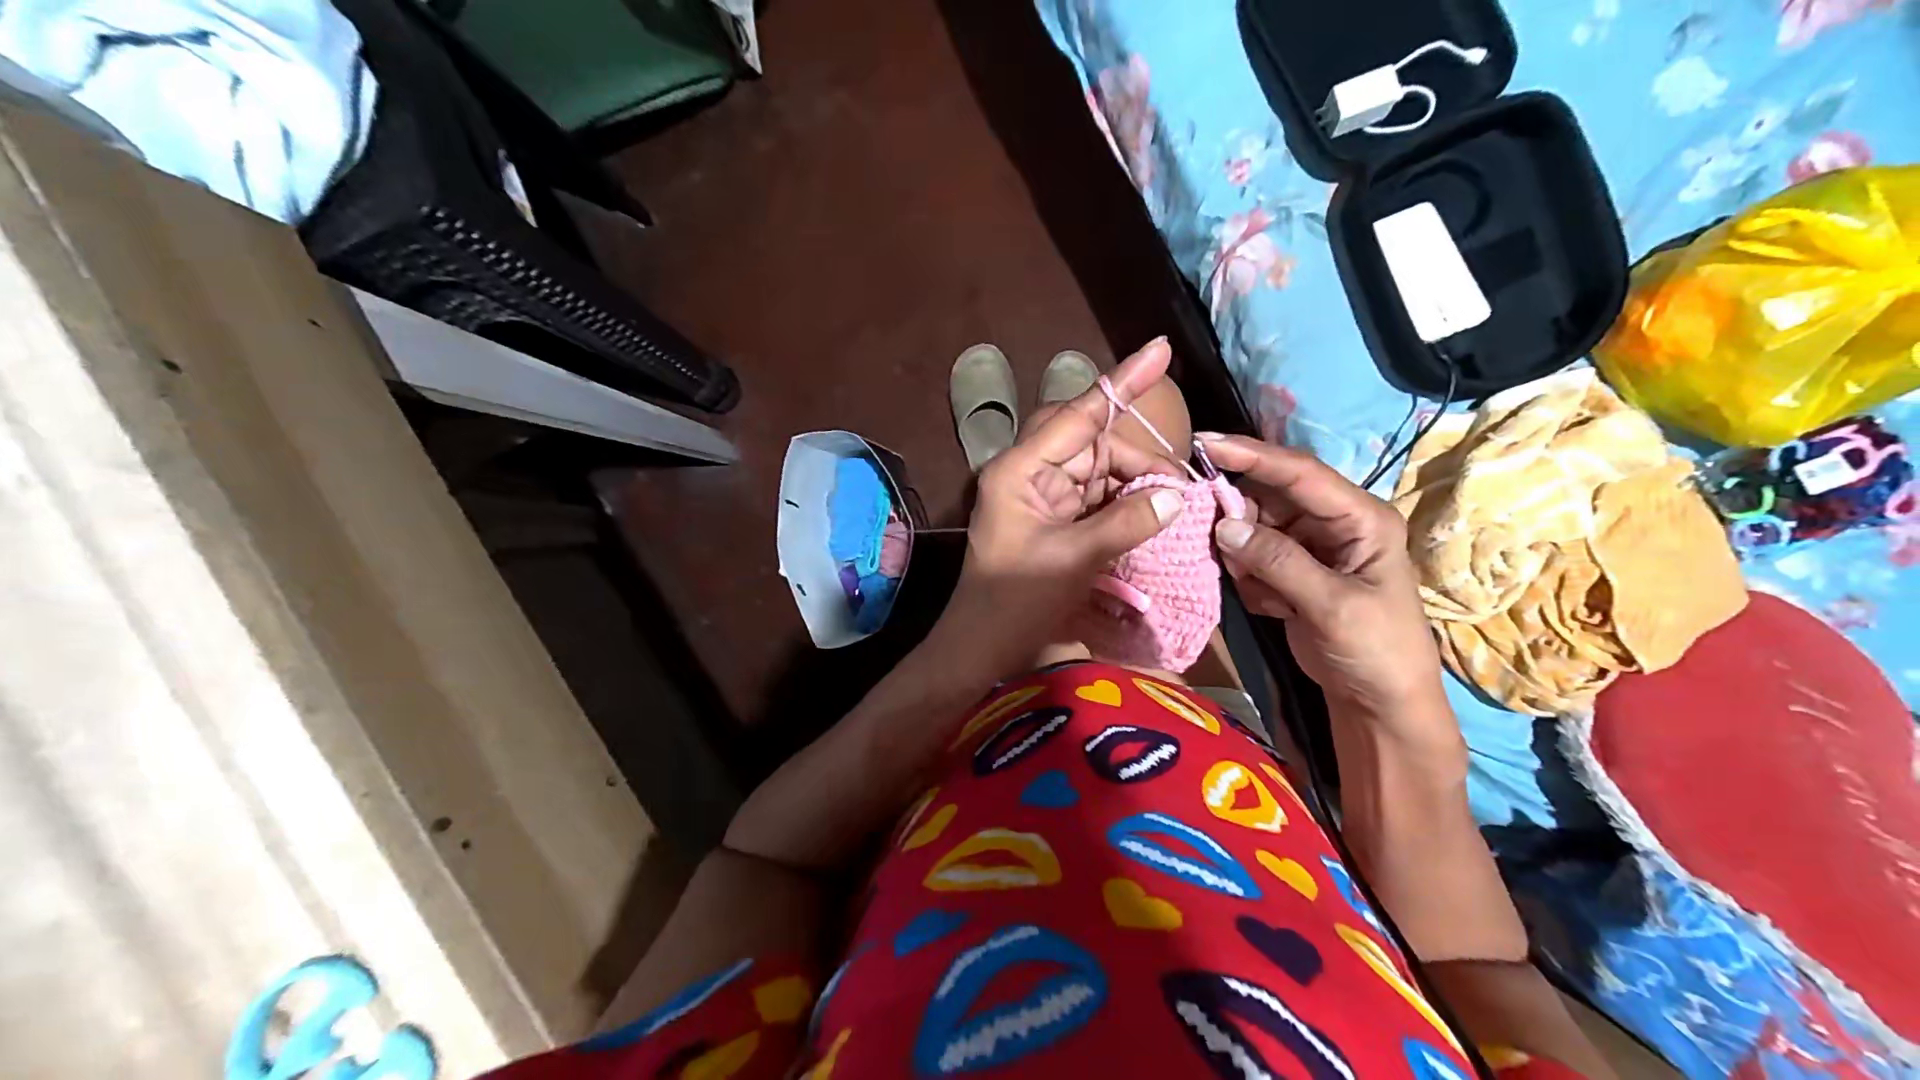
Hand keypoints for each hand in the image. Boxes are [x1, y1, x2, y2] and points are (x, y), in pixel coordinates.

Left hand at [935, 339, 1185, 671]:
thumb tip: (1177, 495)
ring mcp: (1039, 494)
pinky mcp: (1050, 517)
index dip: (1122, 383)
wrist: (981, 645)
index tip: (1160, 348)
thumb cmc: (1015, 603)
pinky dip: (1122, 500)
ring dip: (1133, 480)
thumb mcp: (1074, 560)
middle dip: (1136, 455)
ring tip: (1172, 501)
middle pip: (1091, 440)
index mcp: (1020, 470)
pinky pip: (1093, 494)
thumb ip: (1127, 522)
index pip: (1079, 414)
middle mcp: (1028, 472)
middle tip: (1179, 481)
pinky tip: (1151, 511)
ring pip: (1096, 467)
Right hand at [1198, 435, 1459, 755]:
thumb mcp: (1332, 606)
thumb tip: (1223, 525)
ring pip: (1253, 528)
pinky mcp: (1290, 570)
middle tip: (1209, 536)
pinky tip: (1270, 606)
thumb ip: (1279, 562)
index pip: (1300, 474)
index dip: (1252, 455)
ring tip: (1259, 591)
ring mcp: (1309, 546)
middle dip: (1237, 515)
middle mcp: (1332, 522)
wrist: (1380, 703)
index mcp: (1359, 518)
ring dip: (1242, 555)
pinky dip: (1248, 578)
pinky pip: (1251, 557)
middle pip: (1268, 497)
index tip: (1204, 443)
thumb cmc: (1376, 650)